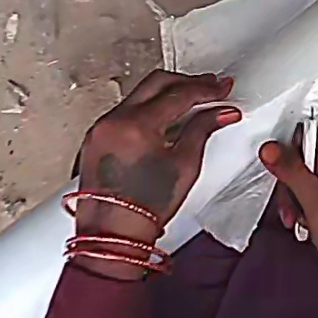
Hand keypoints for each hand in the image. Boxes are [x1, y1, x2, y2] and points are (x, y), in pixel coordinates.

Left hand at [74, 71, 239, 272]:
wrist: (113, 235)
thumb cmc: (144, 209)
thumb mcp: (185, 166)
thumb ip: (202, 130)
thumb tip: (219, 113)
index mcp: (136, 125)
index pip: (178, 94)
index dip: (205, 89)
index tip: (221, 89)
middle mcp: (113, 120)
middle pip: (157, 82)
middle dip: (186, 82)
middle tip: (210, 86)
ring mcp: (101, 127)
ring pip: (139, 93)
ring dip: (166, 92)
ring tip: (190, 100)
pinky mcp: (96, 136)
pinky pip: (125, 110)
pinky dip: (148, 107)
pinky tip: (165, 116)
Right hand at [259, 131, 317, 287]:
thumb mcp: (317, 203)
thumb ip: (292, 172)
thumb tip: (268, 148)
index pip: (305, 137)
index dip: (288, 155)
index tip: (281, 178)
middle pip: (299, 157)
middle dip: (289, 184)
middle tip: (291, 209)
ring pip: (299, 175)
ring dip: (292, 198)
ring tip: (297, 220)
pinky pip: (306, 189)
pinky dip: (299, 205)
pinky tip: (302, 222)